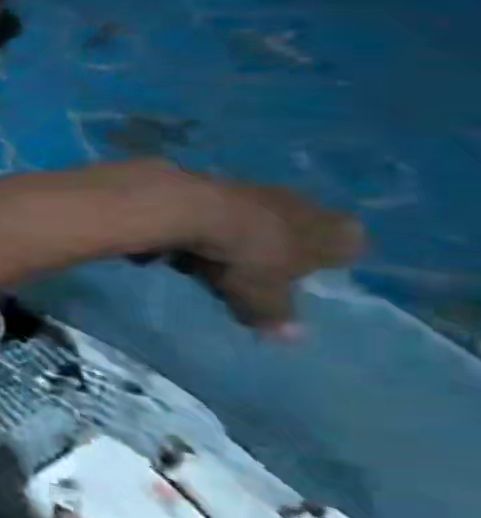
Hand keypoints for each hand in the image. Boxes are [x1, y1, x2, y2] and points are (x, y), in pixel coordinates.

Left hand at [181, 178, 362, 333]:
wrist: (193, 205)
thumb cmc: (246, 254)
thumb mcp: (261, 294)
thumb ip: (273, 314)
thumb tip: (288, 337)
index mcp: (336, 230)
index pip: (347, 246)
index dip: (321, 262)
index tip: (289, 277)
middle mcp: (303, 203)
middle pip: (293, 230)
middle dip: (267, 249)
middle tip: (239, 270)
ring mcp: (257, 187)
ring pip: (248, 218)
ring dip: (226, 236)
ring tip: (198, 258)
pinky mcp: (211, 179)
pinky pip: (205, 209)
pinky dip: (192, 225)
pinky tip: (170, 241)